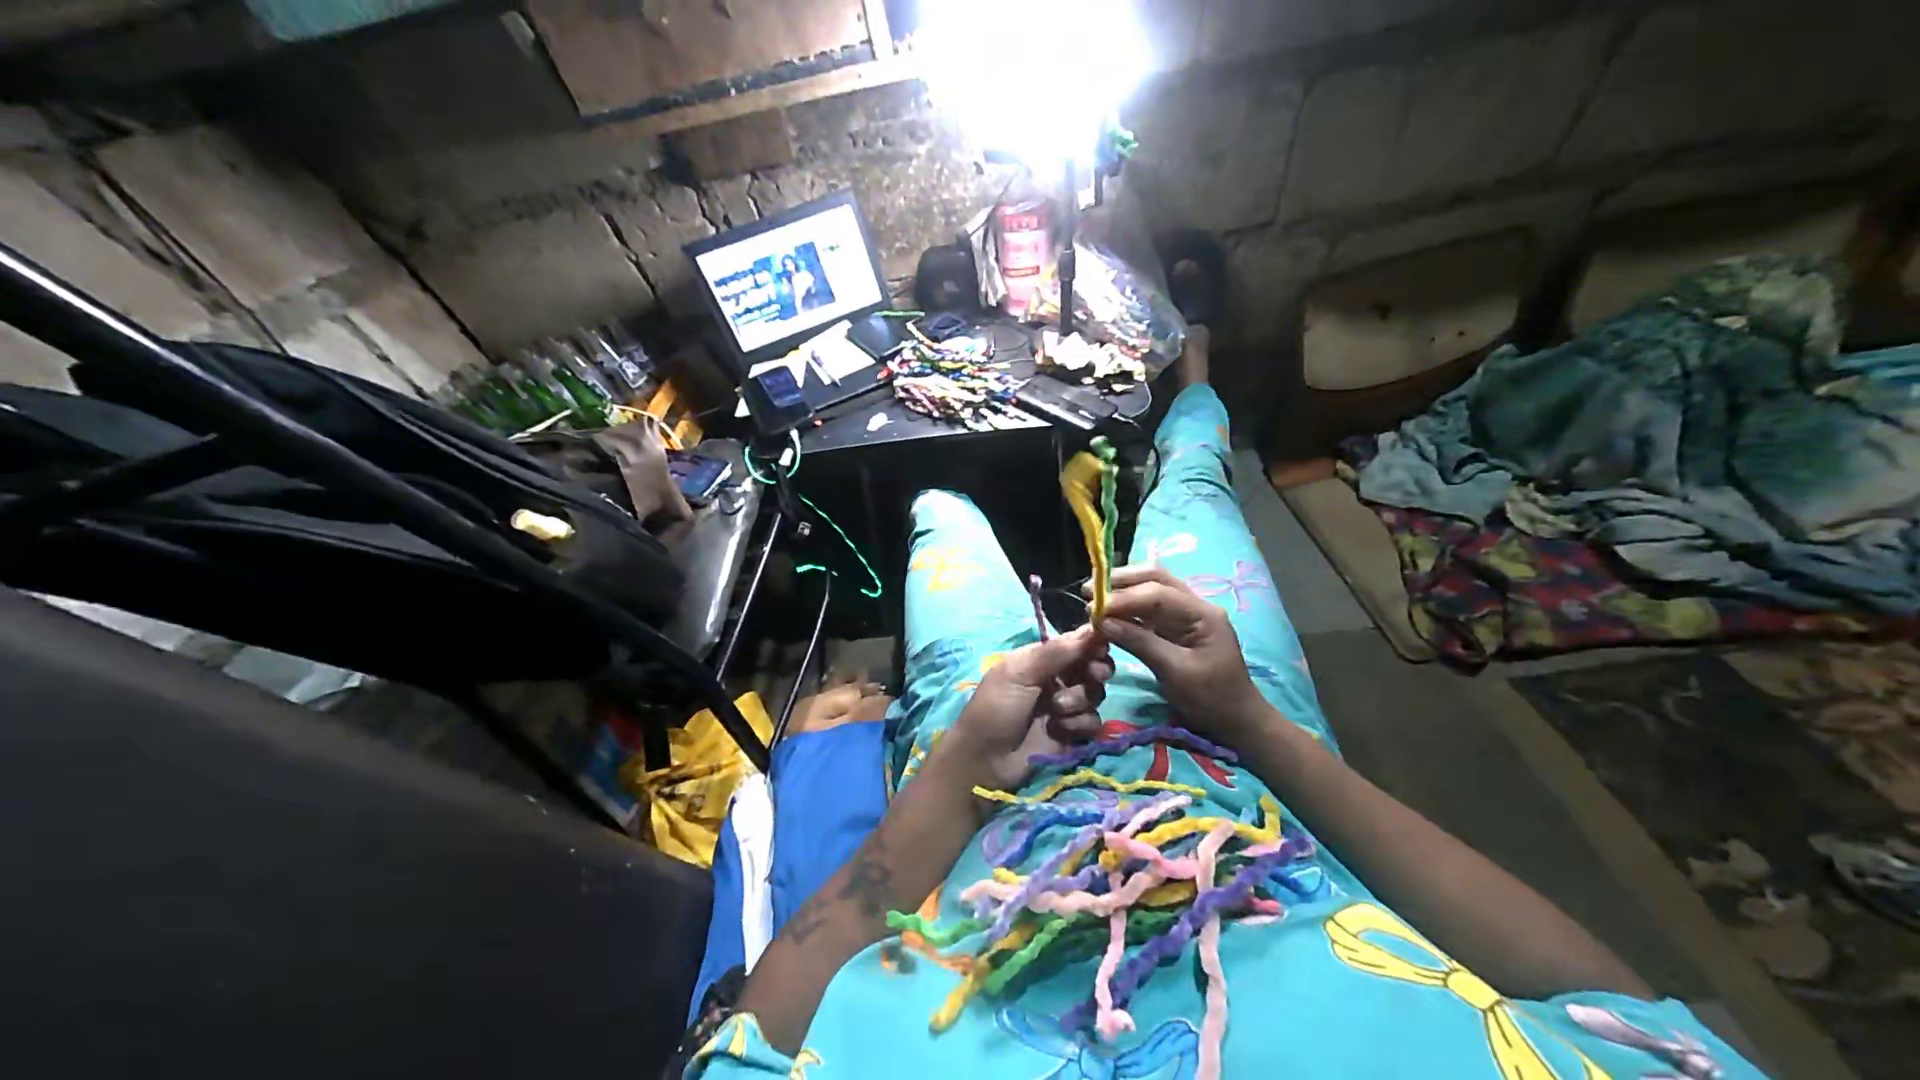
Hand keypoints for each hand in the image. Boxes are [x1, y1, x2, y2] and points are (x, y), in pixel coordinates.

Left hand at [935, 625, 1113, 793]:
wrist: (985, 762)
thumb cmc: (995, 709)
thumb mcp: (1019, 672)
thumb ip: (1056, 652)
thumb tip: (1092, 628)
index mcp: (1040, 661)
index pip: (1076, 645)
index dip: (1092, 645)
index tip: (1100, 648)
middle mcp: (1056, 681)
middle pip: (1092, 667)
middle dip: (1094, 670)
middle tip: (1093, 675)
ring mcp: (1065, 708)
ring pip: (1095, 694)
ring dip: (1080, 699)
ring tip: (1056, 710)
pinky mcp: (1072, 735)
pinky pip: (1092, 722)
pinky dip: (1079, 724)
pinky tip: (1059, 730)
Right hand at [1095, 565, 1266, 744]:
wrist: (1237, 721)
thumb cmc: (1211, 699)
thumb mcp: (1175, 672)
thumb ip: (1140, 643)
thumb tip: (1104, 622)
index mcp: (1203, 614)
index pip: (1159, 594)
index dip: (1124, 598)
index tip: (1094, 607)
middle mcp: (1195, 607)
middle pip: (1157, 579)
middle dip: (1123, 581)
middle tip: (1089, 589)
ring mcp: (1186, 616)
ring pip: (1152, 590)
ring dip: (1123, 591)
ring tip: (1094, 597)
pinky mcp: (1176, 629)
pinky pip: (1150, 610)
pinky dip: (1128, 609)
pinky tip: (1109, 614)